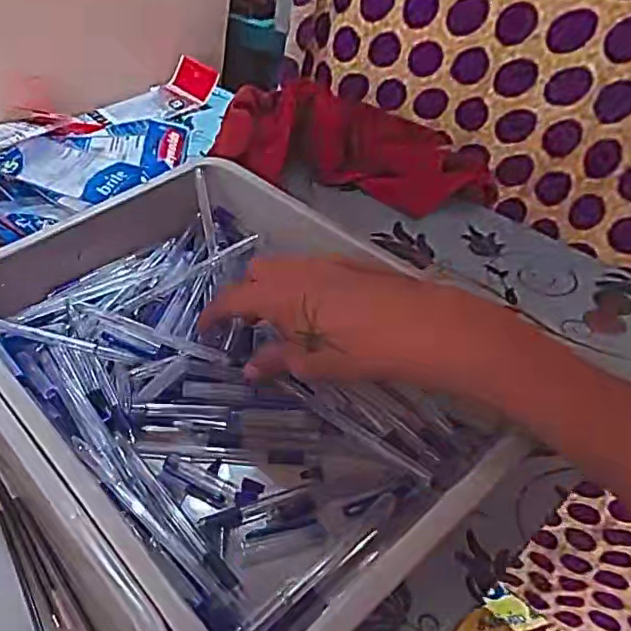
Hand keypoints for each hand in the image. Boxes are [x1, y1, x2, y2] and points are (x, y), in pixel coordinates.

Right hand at [197, 254, 547, 398]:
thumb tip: (250, 368)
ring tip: (285, 323)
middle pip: (254, 272)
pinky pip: (310, 269)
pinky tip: (319, 314)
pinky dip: (300, 286)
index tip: (206, 331)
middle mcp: (295, 269)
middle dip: (245, 295)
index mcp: (277, 293)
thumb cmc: (360, 350)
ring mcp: (324, 262)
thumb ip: (275, 360)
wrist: (425, 327)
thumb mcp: (312, 363)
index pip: (231, 299)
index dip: (214, 315)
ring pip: (283, 267)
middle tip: (249, 327)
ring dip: (273, 289)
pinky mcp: (349, 264)